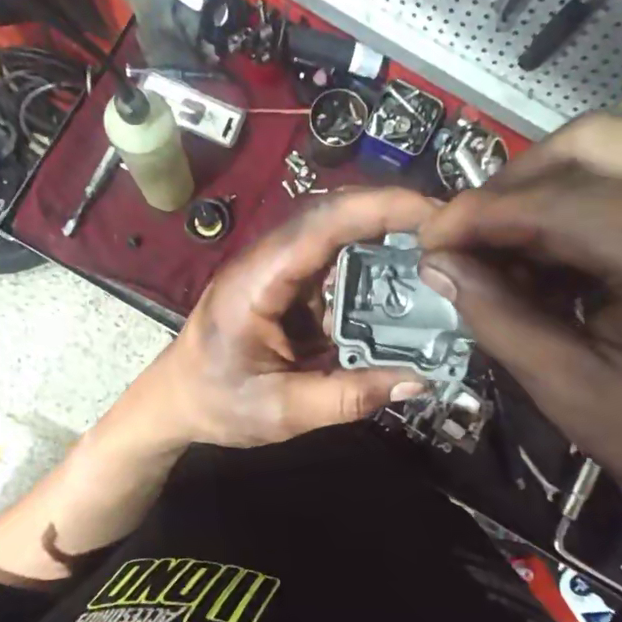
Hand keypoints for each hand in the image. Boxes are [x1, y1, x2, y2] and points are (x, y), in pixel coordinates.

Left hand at [127, 187, 438, 448]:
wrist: (175, 402)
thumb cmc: (218, 403)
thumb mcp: (284, 412)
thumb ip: (348, 397)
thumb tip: (418, 380)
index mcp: (257, 282)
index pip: (319, 225)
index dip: (376, 209)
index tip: (429, 212)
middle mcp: (267, 263)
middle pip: (330, 215)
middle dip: (389, 212)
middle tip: (447, 228)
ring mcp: (277, 270)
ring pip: (335, 234)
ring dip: (382, 234)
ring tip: (435, 251)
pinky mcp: (287, 284)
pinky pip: (333, 262)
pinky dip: (369, 265)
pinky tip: (401, 282)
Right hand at [416, 114, 621, 553]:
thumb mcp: (572, 391)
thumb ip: (497, 315)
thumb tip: (436, 258)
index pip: (566, 202)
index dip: (483, 214)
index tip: (428, 237)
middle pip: (593, 145)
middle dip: (515, 189)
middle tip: (470, 240)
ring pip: (616, 149)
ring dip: (548, 192)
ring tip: (512, 250)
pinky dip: (587, 200)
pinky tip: (562, 250)